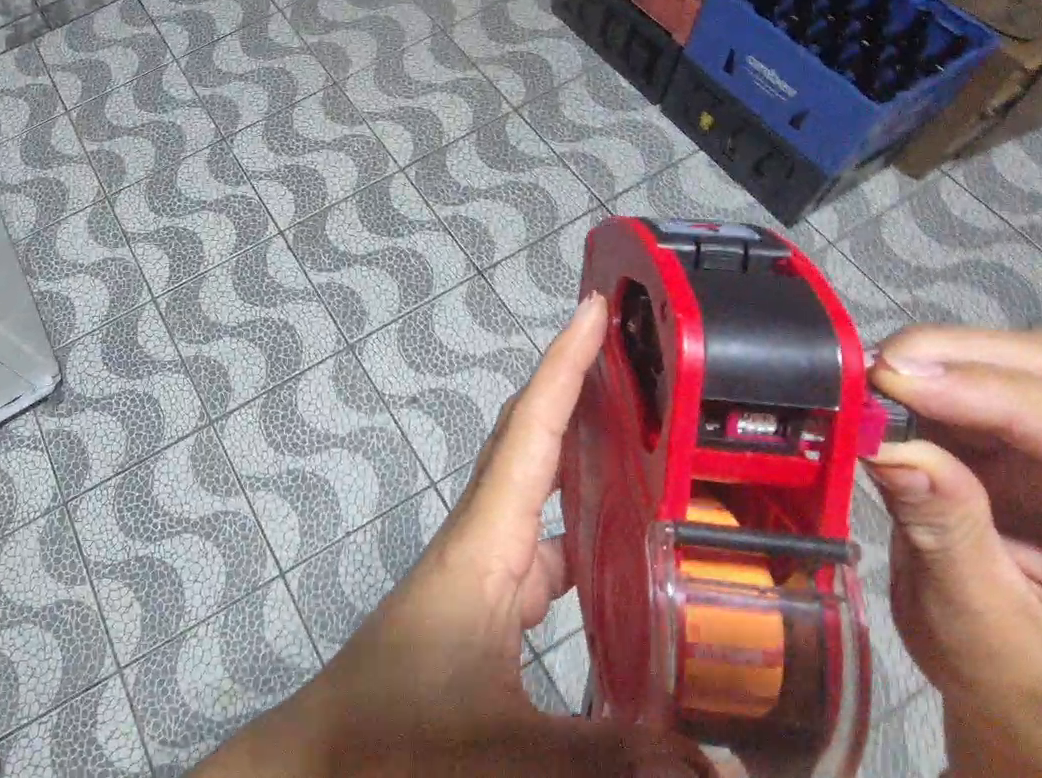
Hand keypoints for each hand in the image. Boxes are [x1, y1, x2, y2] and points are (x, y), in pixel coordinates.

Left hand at [195, 294, 704, 776]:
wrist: (324, 756)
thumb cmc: (396, 735)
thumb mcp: (508, 747)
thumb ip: (612, 755)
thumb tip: (717, 765)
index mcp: (484, 546)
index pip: (531, 433)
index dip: (564, 366)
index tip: (594, 310)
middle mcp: (482, 543)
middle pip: (533, 448)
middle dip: (580, 397)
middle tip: (646, 369)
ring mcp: (479, 574)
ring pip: (541, 503)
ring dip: (587, 471)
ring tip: (658, 457)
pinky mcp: (480, 608)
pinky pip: (543, 556)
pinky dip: (583, 545)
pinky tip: (628, 573)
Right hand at [868, 326, 1041, 777]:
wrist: (1034, 705)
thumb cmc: (1015, 684)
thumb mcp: (973, 625)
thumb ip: (941, 532)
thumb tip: (887, 446)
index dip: (993, 395)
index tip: (893, 380)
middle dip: (968, 360)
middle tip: (874, 369)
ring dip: (952, 361)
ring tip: (876, 380)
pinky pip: (1004, 390)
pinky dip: (943, 383)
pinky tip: (898, 398)